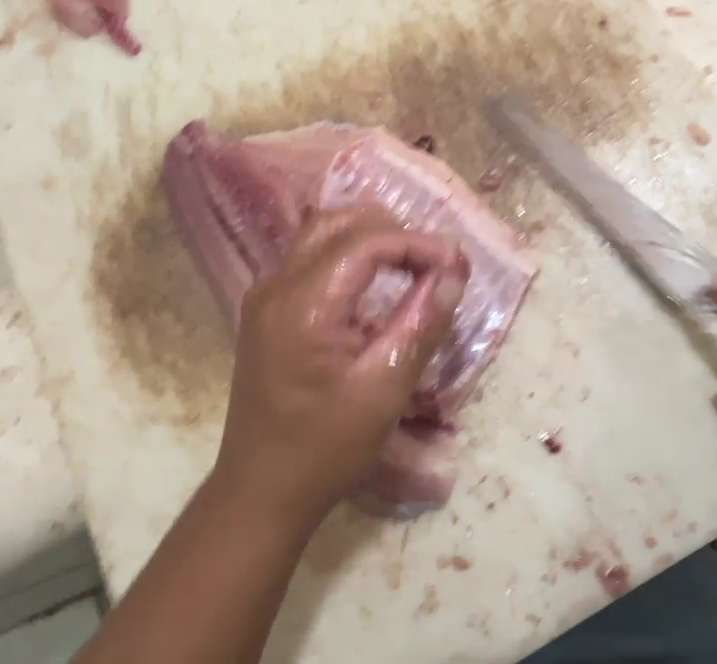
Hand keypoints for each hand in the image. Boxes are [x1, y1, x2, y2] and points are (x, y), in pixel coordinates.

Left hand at [214, 208, 468, 520]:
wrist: (260, 492)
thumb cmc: (326, 448)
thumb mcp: (384, 389)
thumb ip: (420, 324)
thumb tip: (454, 272)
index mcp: (303, 304)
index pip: (366, 242)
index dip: (416, 244)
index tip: (456, 264)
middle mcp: (276, 286)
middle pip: (337, 224)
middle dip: (392, 233)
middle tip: (433, 263)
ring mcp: (265, 297)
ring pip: (320, 236)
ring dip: (368, 240)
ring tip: (411, 267)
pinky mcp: (265, 312)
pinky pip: (309, 260)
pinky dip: (347, 258)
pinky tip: (374, 287)